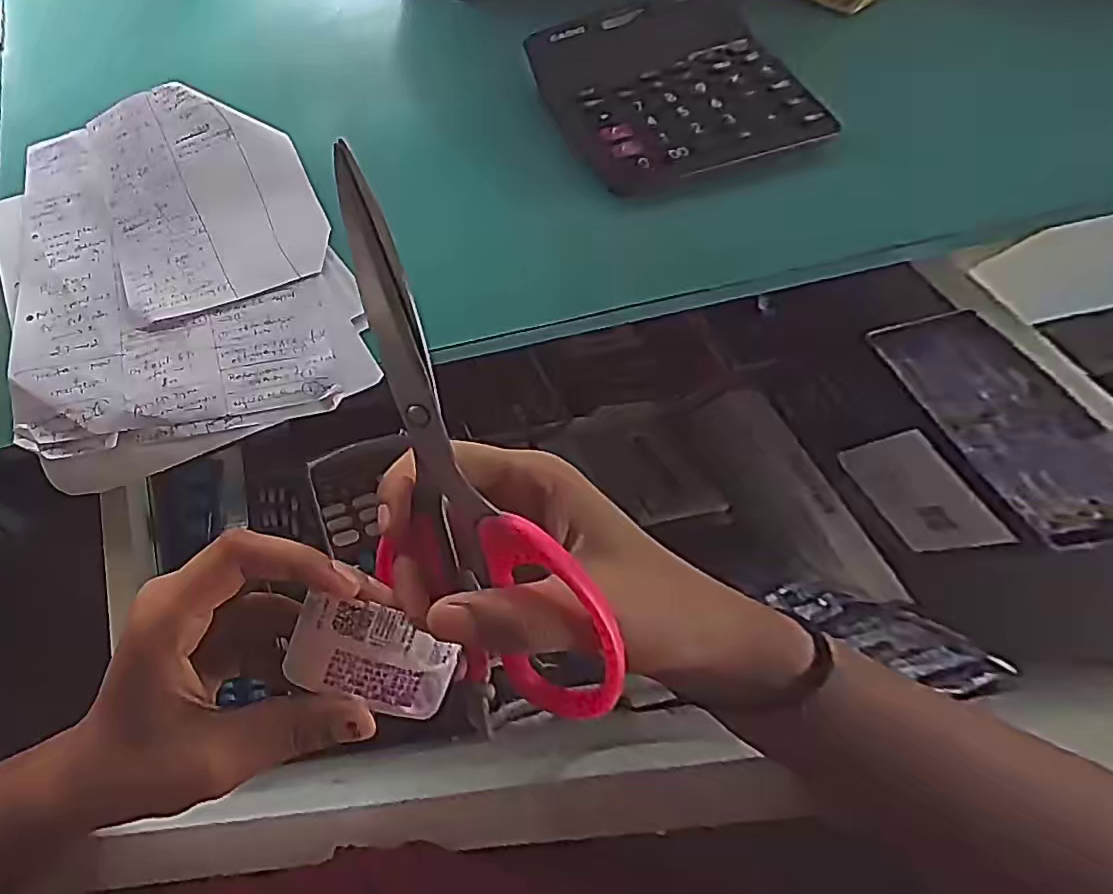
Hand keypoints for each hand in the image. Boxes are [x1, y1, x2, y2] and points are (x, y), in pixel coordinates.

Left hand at [67, 529, 388, 824]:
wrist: (93, 779)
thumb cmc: (137, 766)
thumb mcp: (218, 755)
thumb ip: (291, 728)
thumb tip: (361, 716)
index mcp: (170, 610)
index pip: (237, 555)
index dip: (295, 560)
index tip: (345, 588)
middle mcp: (180, 597)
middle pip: (255, 567)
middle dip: (315, 582)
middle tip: (370, 606)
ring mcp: (191, 614)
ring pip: (260, 595)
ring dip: (308, 615)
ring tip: (360, 636)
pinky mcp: (201, 633)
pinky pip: (252, 624)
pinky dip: (287, 643)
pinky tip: (323, 668)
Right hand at [378, 442, 814, 705]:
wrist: (721, 653)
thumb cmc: (668, 611)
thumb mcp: (594, 611)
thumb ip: (516, 613)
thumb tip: (436, 615)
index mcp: (530, 479)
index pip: (443, 458)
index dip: (405, 484)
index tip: (391, 533)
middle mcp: (511, 497)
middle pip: (430, 504)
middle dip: (414, 552)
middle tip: (418, 610)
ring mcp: (509, 534)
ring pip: (438, 543)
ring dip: (428, 584)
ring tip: (442, 632)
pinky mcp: (511, 569)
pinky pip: (459, 575)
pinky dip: (450, 603)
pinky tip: (461, 638)